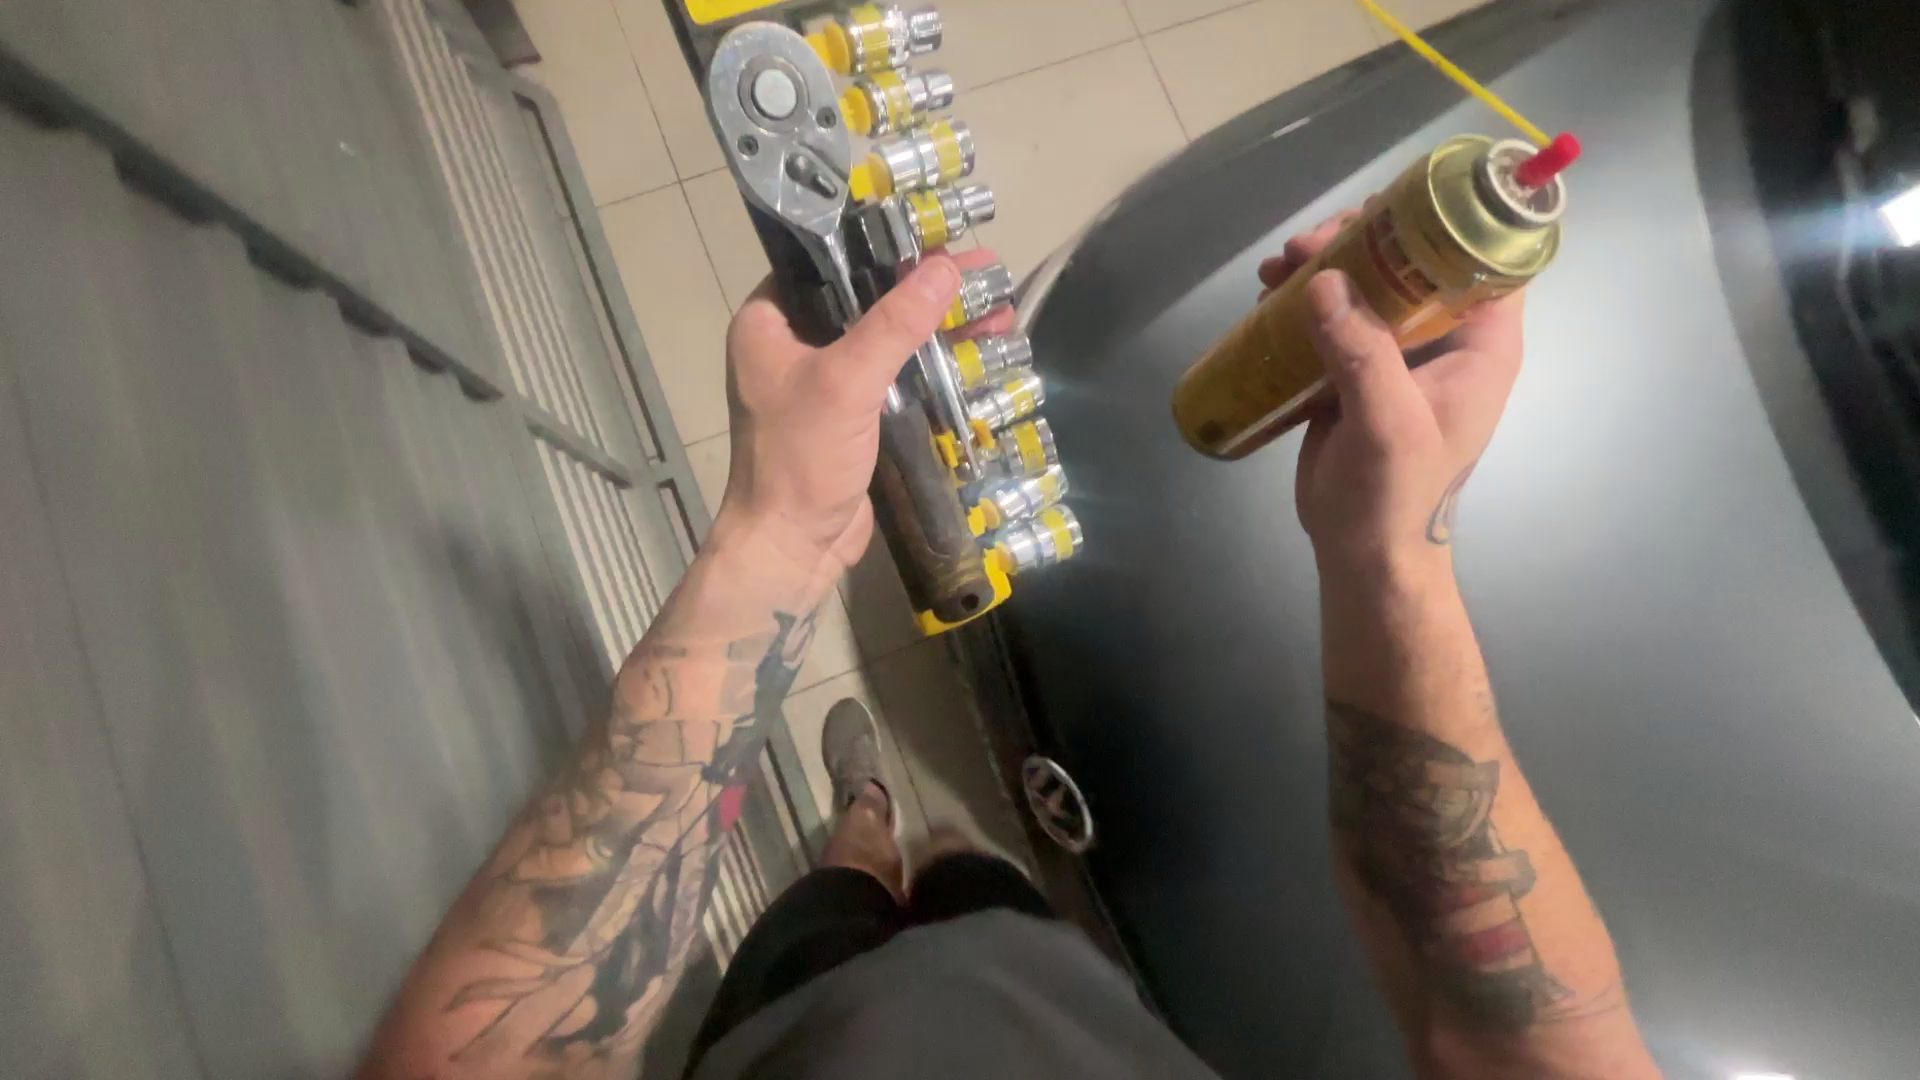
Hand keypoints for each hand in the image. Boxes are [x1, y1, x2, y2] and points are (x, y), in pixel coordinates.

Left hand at [708, 249, 1014, 577]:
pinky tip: (975, 356)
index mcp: (768, 322)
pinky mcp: (852, 418)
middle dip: (926, 290)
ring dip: (938, 329)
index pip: (826, 263)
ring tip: (997, 313)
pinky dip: (931, 368)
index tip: (937, 237)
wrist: (792, 546)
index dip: (882, 246)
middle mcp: (792, 346)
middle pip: (866, 301)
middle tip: (985, 274)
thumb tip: (947, 268)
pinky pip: (894, 379)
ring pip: (887, 341)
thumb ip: (895, 324)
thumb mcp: (847, 381)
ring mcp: (824, 384)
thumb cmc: (802, 458)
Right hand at [1260, 215, 1525, 574]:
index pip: (1479, 256)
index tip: (1375, 214)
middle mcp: (1441, 341)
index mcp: (1478, 344)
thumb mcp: (1385, 420)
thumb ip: (1360, 351)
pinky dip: (1301, 309)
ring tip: (1272, 271)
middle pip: (1409, 265)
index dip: (1436, 222)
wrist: (1360, 547)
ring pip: (1364, 291)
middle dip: (1356, 245)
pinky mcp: (1352, 376)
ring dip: (1320, 273)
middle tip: (1301, 248)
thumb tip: (1320, 281)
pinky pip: (1331, 325)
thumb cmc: (1393, 492)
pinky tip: (1267, 303)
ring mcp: (1393, 358)